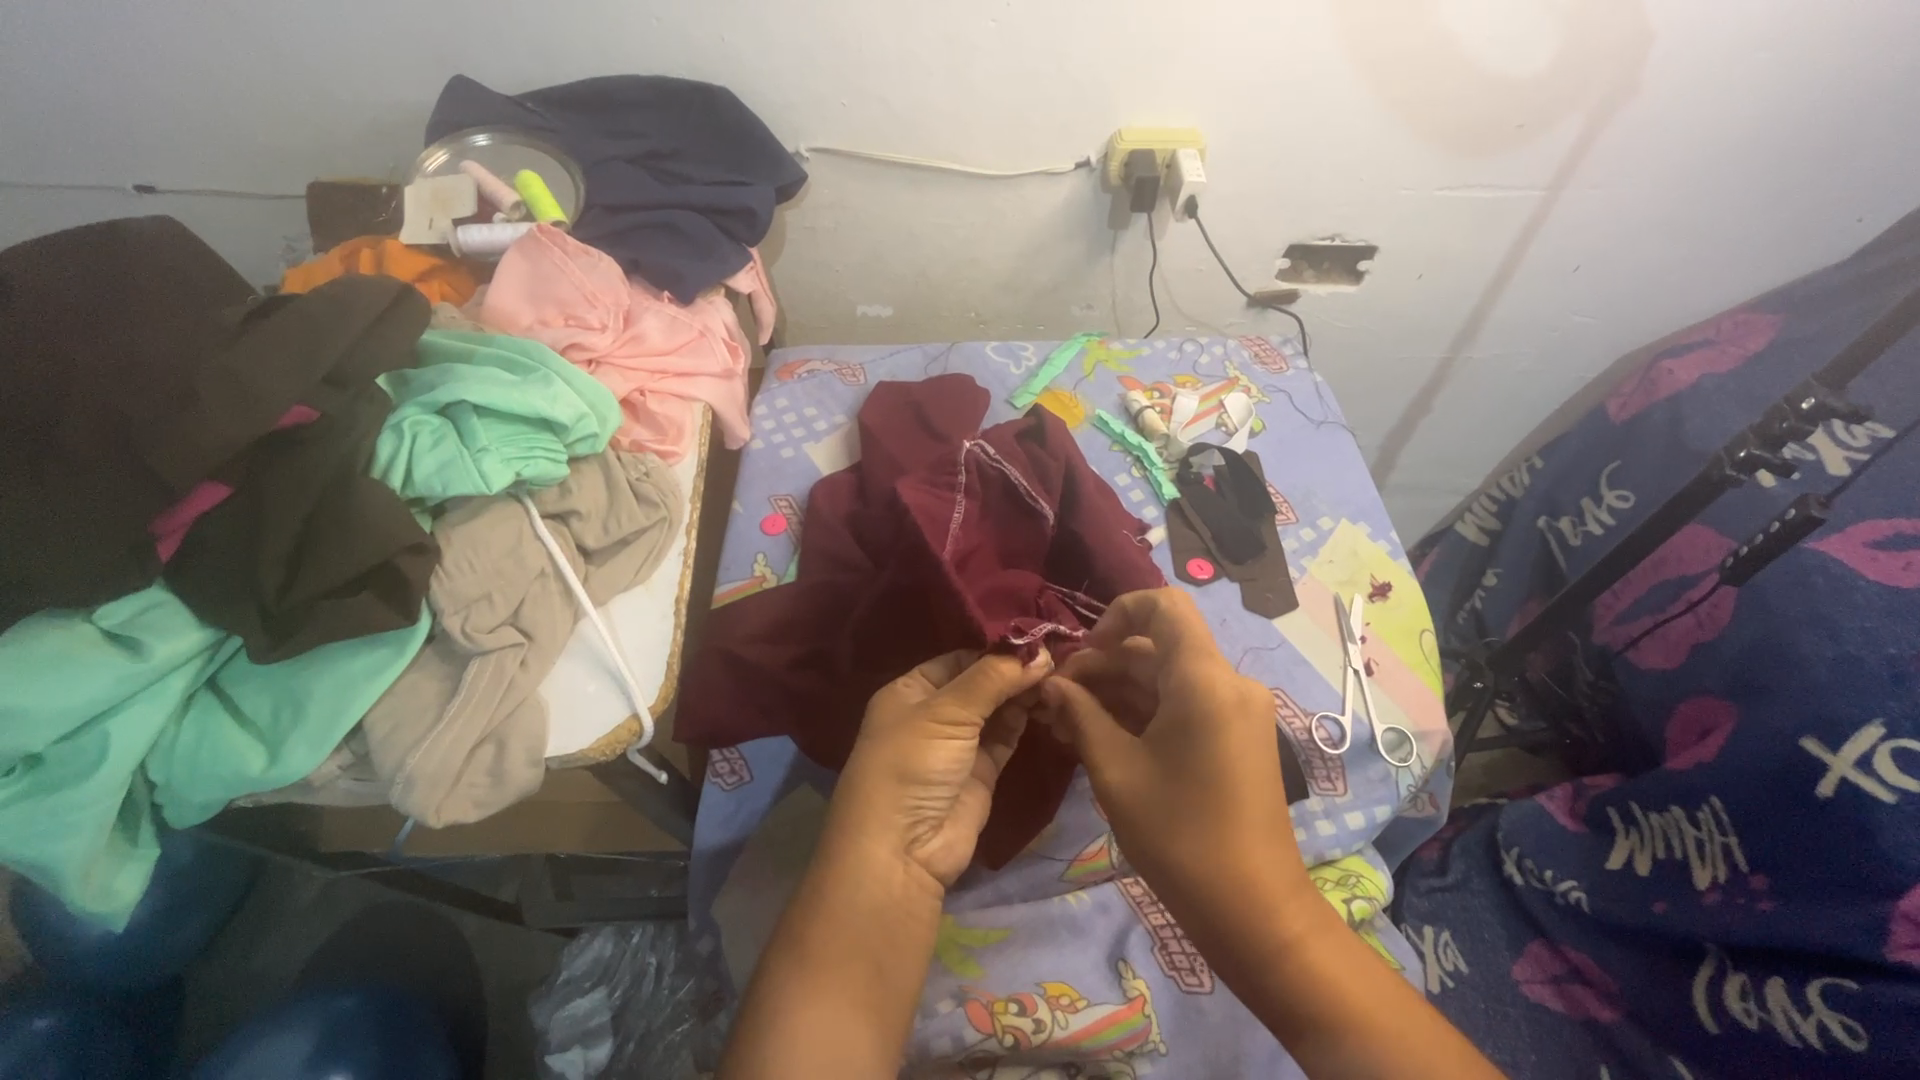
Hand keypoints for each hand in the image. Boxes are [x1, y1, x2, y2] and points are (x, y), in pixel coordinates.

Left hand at [827, 649, 1053, 891]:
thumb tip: (1039, 653)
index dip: (995, 650)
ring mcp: (957, 745)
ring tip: (1059, 677)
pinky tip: (1048, 703)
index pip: (958, 659)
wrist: (903, 848)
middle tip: (1057, 658)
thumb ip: (993, 678)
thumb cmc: (912, 763)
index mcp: (910, 690)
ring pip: (996, 710)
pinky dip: (1024, 720)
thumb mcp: (946, 712)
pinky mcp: (981, 772)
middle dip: (1013, 671)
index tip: (1037, 639)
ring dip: (1022, 694)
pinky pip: (1006, 737)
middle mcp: (932, 714)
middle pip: (980, 683)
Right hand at [1039, 588, 1314, 924]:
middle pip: (1159, 647)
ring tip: (1067, 721)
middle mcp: (1229, 683)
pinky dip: (1145, 712)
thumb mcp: (1116, 770)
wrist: (1252, 907)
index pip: (1163, 606)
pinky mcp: (1237, 736)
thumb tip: (1052, 683)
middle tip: (1056, 700)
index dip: (1116, 615)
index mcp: (1205, 680)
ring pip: (1169, 678)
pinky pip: (1186, 704)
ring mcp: (1238, 710)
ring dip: (1119, 691)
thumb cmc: (1178, 835)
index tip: (1082, 655)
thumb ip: (1080, 714)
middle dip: (1104, 665)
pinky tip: (1102, 735)